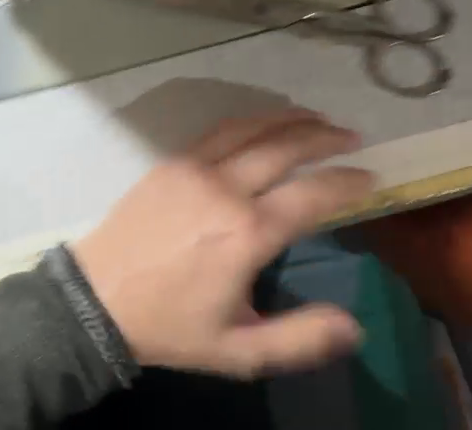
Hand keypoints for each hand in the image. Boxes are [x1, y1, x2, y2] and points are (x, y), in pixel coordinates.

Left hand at [71, 108, 375, 378]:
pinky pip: (218, 131)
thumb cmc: (172, 326)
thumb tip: (355, 326)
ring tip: (317, 118)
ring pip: (250, 129)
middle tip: (352, 136)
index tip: (372, 177)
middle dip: (323, 138)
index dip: (347, 182)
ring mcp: (194, 168)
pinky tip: (264, 124)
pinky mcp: (171, 162)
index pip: (311, 195)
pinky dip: (249, 121)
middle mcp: (224, 188)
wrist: (100, 297)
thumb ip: (300, 339)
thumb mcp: (240, 351)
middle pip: (283, 148)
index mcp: (247, 232)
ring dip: (287, 120)